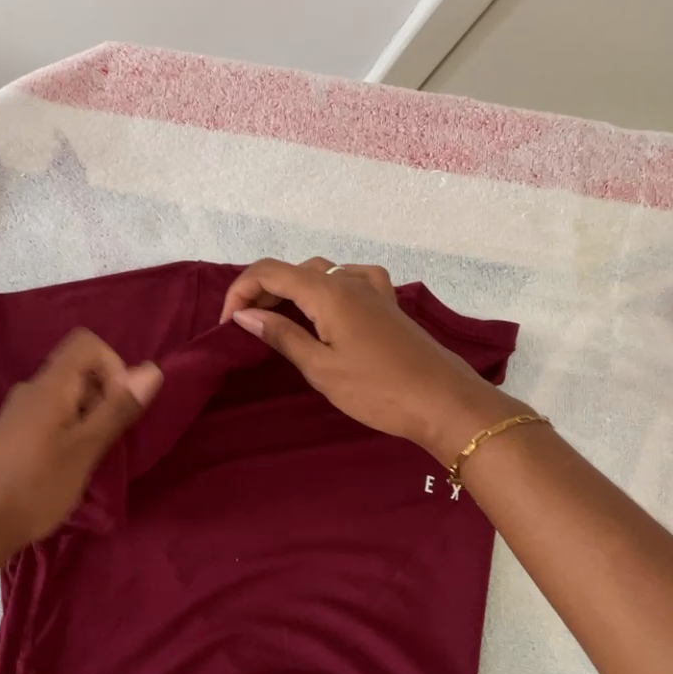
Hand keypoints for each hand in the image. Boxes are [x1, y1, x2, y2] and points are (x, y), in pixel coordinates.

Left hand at [0, 329, 162, 555]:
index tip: (119, 406)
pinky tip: (64, 466)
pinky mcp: (10, 434)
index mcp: (49, 385)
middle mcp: (30, 389)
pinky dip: (67, 431)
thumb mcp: (85, 449)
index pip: (87, 343)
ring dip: (86, 418)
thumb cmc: (36, 486)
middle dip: (102, 396)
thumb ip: (117, 408)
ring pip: (64, 396)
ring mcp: (17, 411)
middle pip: (77, 370)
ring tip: (86, 459)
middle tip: (105, 440)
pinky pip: (48, 416)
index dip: (113, 366)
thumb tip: (152, 369)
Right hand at [220, 258, 527, 462]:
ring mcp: (371, 289)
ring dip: (290, 291)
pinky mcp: (387, 304)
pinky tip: (327, 306)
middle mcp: (347, 280)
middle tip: (246, 329)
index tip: (228, 325)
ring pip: (318, 273)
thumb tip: (245, 315)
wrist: (444, 403)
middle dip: (260, 293)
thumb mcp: (319, 366)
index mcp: (327, 290)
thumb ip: (280, 335)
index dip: (239, 292)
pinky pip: (349, 279)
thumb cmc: (376, 389)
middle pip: (291, 271)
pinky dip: (326, 287)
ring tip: (277, 321)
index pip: (268, 272)